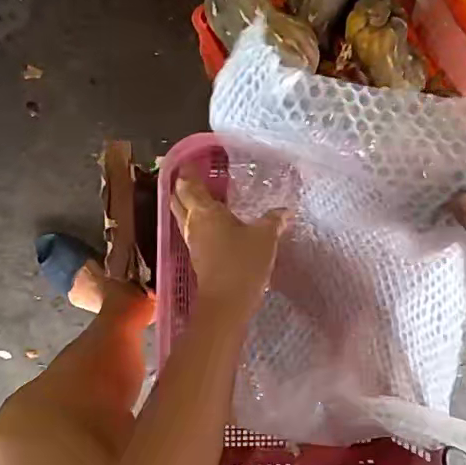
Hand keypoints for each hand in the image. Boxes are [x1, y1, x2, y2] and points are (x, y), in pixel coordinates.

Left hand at [172, 175, 290, 315]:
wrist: (228, 302)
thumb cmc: (243, 262)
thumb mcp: (265, 237)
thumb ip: (274, 220)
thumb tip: (285, 211)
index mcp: (205, 211)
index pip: (189, 185)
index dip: (188, 172)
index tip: (191, 162)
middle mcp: (193, 224)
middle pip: (179, 199)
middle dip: (183, 187)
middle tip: (195, 178)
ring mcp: (193, 243)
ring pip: (184, 217)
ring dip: (190, 206)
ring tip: (206, 199)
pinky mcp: (199, 259)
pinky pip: (195, 233)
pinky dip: (200, 224)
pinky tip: (216, 226)